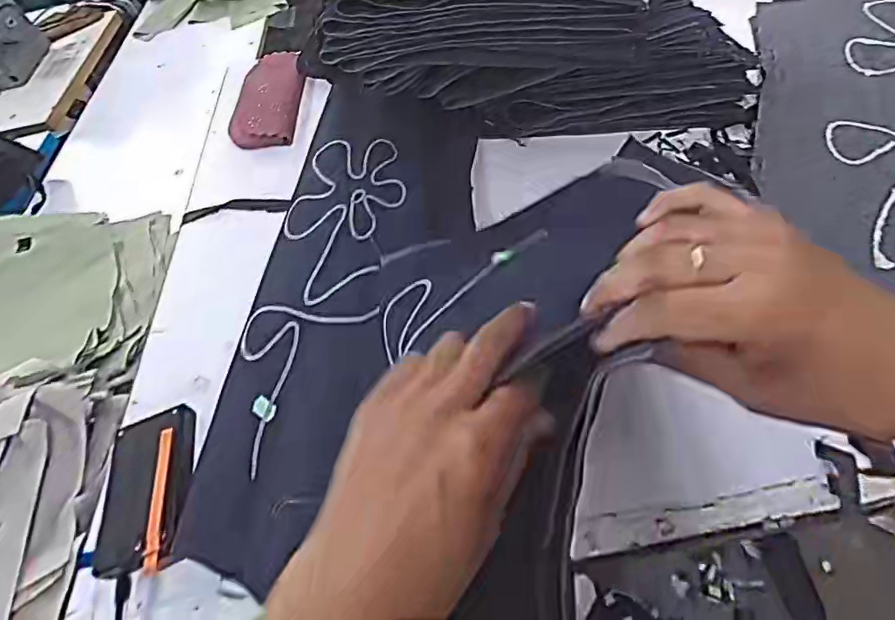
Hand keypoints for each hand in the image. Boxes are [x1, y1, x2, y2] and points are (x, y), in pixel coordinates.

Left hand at [266, 304, 550, 619]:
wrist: (352, 580)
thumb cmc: (419, 571)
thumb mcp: (487, 523)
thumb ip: (514, 461)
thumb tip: (533, 428)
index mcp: (475, 444)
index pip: (521, 389)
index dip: (538, 378)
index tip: (543, 375)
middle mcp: (439, 410)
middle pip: (485, 344)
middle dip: (511, 325)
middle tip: (523, 315)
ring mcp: (402, 401)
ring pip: (446, 344)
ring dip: (468, 346)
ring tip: (478, 354)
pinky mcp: (374, 403)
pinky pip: (408, 362)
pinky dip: (427, 364)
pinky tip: (432, 378)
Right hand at [583, 184, 894, 496]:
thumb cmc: (842, 390)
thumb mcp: (755, 392)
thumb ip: (687, 358)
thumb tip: (635, 339)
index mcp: (757, 311)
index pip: (663, 308)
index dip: (622, 322)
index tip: (599, 335)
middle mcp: (756, 260)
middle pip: (660, 262)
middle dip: (616, 284)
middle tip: (594, 303)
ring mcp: (763, 232)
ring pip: (674, 228)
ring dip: (635, 249)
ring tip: (617, 274)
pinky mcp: (770, 220)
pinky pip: (707, 198)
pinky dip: (670, 204)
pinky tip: (646, 221)